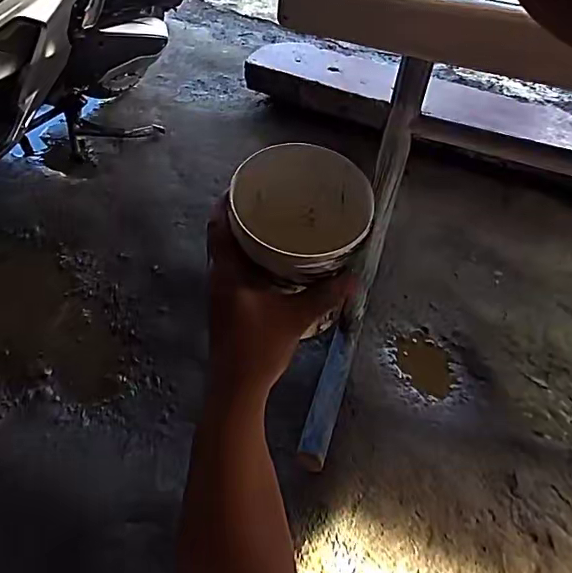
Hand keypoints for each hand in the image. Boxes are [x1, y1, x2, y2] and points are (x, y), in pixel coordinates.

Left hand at [204, 203, 355, 397]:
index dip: (226, 201)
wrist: (236, 389)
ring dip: (242, 235)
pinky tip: (271, 258)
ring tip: (270, 221)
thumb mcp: (295, 319)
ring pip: (226, 251)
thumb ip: (325, 296)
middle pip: (220, 234)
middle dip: (238, 213)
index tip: (243, 184)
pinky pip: (233, 267)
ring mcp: (221, 291)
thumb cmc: (258, 350)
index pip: (217, 225)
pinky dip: (247, 255)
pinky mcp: (227, 304)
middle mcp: (218, 276)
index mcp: (226, 272)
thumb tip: (354, 277)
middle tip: (265, 199)